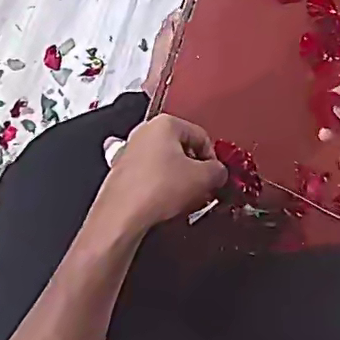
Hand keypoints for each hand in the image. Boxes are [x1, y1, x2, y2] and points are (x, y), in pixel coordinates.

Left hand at [92, 114, 226, 233]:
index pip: (201, 137)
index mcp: (165, 123)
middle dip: (194, 169)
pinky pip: (149, 175)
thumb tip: (218, 173)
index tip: (214, 176)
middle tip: (201, 188)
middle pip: (182, 149)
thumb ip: (218, 171)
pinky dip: (159, 186)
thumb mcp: (203, 179)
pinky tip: (163, 202)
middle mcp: (145, 131)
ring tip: (182, 199)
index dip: (212, 159)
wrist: (121, 216)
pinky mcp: (122, 171)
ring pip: (165, 163)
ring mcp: (131, 150)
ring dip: (177, 179)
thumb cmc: (156, 190)